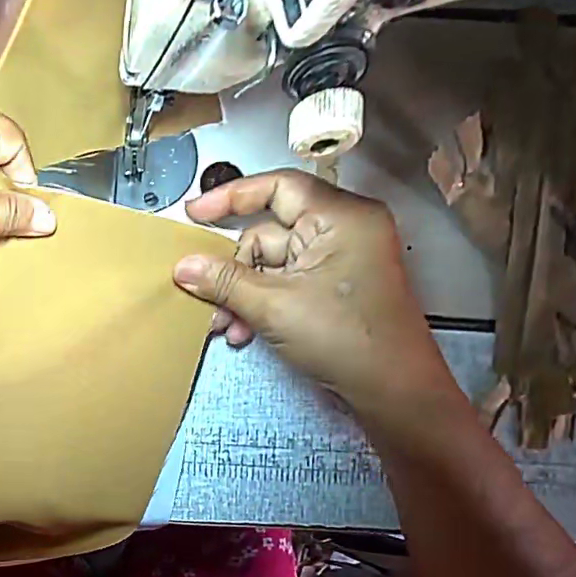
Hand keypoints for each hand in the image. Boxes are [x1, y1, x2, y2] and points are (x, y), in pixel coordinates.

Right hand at [173, 169, 455, 422]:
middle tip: (206, 299)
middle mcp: (342, 231)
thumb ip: (223, 281)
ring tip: (225, 325)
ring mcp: (338, 260)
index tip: (194, 213)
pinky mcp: (332, 287)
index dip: (230, 197)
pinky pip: (283, 284)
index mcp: (340, 218)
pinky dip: (259, 304)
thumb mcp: (272, 305)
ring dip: (240, 294)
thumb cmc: (346, 338)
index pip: (277, 187)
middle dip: (232, 270)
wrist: (391, 389)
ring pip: (270, 265)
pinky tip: (244, 331)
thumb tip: (183, 267)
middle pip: (267, 234)